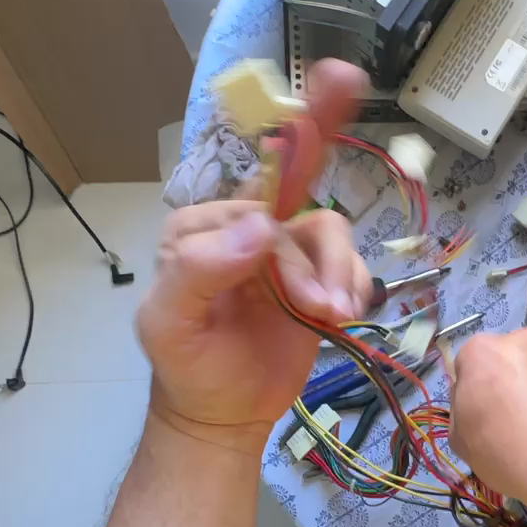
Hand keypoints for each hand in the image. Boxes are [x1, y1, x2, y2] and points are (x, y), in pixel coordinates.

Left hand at [135, 59, 371, 454]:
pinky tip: (347, 313)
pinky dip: (357, 284)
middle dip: (318, 134)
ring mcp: (286, 253)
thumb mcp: (169, 324)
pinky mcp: (318, 279)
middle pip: (294, 181)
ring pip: (331, 231)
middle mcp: (247, 229)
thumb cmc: (188, 367)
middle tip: (344, 113)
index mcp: (202, 228)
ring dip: (340, 272)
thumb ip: (199, 269)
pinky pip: (350, 263)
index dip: (278, 244)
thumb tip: (261, 227)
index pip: (252, 206)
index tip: (299, 297)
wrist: (224, 413)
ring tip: (334, 317)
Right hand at [450, 329, 526, 521]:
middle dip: (506, 382)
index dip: (473, 391)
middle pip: (505, 360)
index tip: (482, 414)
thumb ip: (460, 406)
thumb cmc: (505, 453)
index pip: (468, 364)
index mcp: (481, 351)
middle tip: (512, 419)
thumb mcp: (459, 438)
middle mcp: (520, 341)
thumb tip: (474, 398)